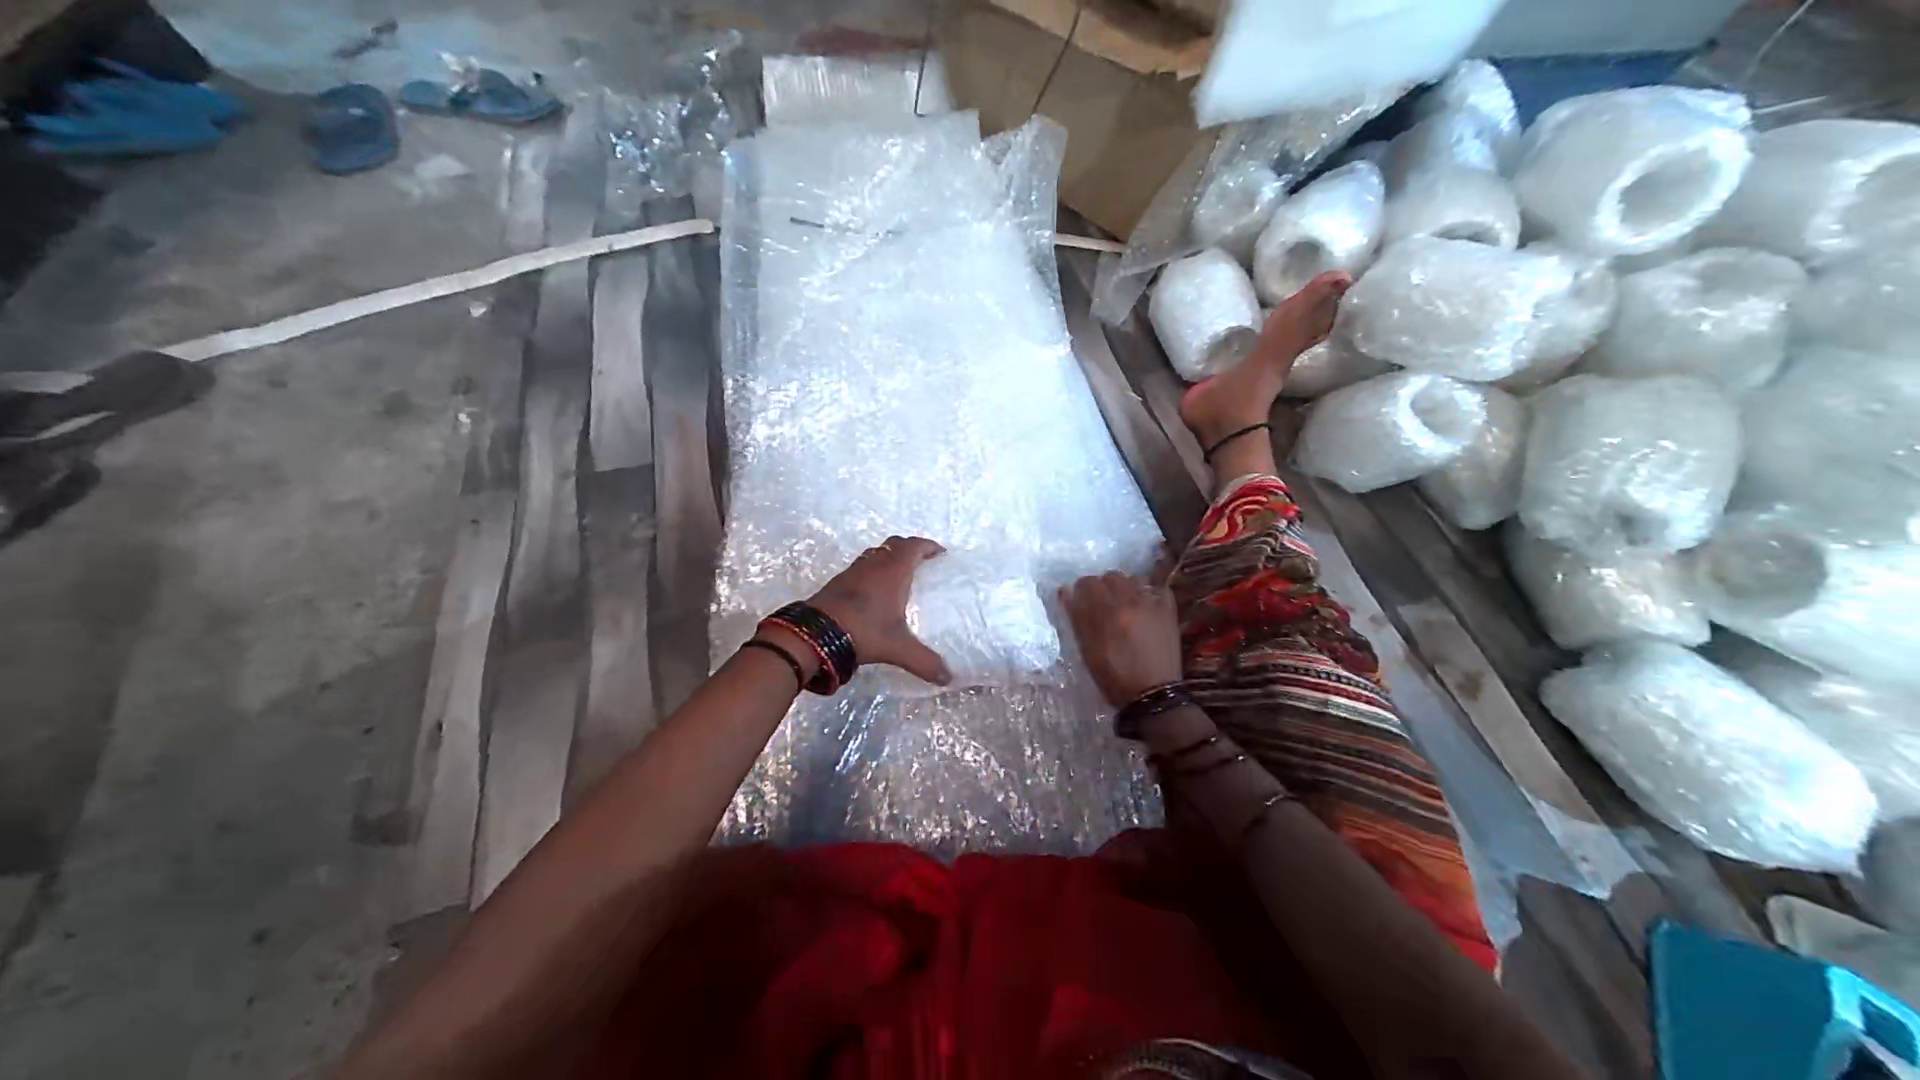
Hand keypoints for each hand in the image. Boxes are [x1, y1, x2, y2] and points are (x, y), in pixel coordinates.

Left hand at [809, 536, 952, 686]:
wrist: (815, 634)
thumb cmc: (864, 631)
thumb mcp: (898, 648)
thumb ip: (925, 662)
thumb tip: (948, 678)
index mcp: (893, 571)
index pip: (913, 546)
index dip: (928, 546)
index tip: (940, 553)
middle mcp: (873, 565)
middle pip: (894, 545)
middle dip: (910, 549)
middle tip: (922, 561)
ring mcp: (853, 572)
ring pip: (875, 554)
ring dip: (889, 558)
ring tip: (901, 575)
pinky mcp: (837, 582)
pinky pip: (862, 567)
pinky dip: (873, 571)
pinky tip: (875, 592)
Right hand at [1059, 571, 1182, 706]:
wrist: (1153, 695)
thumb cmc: (1114, 676)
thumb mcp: (1088, 650)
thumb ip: (1076, 617)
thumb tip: (1064, 590)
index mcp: (1107, 611)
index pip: (1089, 582)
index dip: (1082, 589)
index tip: (1081, 599)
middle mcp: (1131, 600)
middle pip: (1112, 576)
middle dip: (1103, 586)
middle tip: (1102, 603)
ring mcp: (1153, 604)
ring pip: (1135, 579)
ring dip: (1126, 587)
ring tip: (1124, 604)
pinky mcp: (1169, 612)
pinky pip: (1159, 589)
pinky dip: (1150, 592)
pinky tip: (1146, 605)